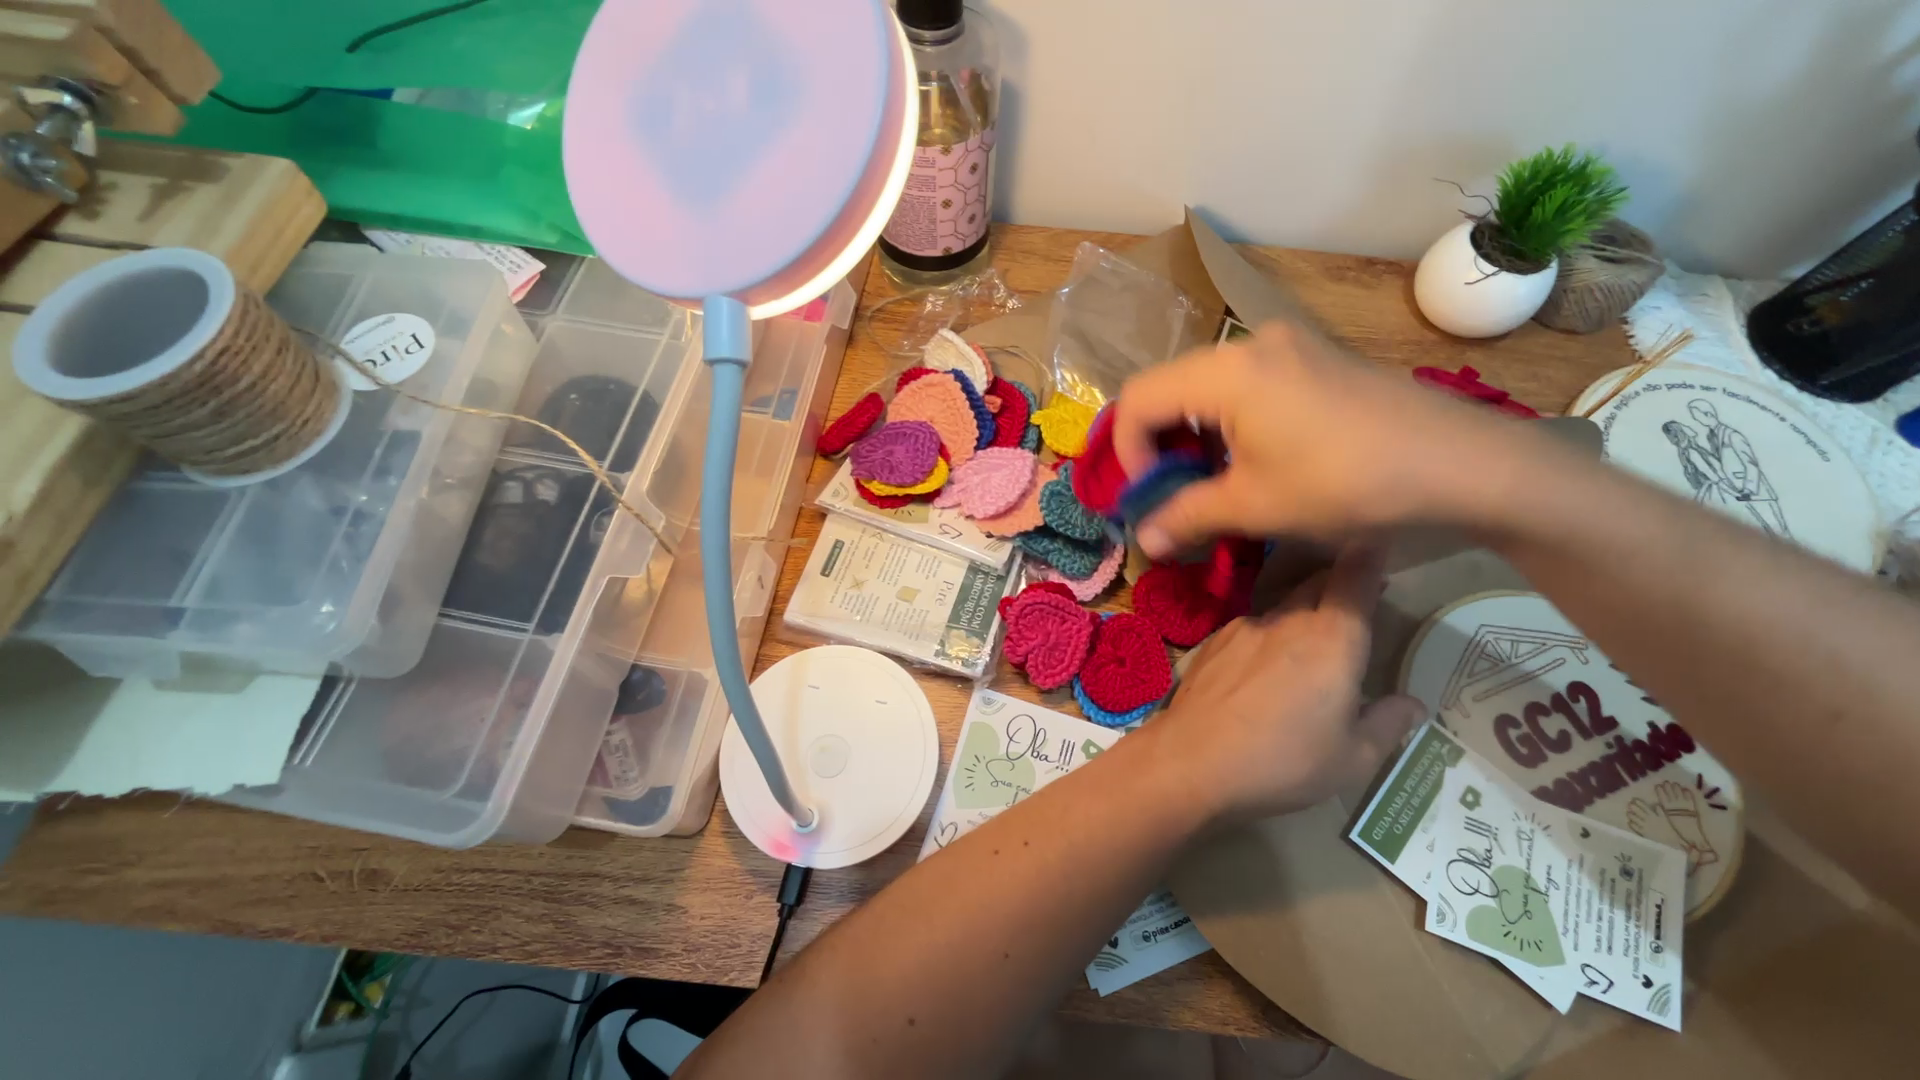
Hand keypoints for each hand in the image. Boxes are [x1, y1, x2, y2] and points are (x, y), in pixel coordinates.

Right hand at [1111, 322, 1531, 558]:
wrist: (1462, 464)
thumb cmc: (1347, 484)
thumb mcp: (1256, 507)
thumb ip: (1187, 517)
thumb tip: (1145, 540)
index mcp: (1226, 372)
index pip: (1137, 399)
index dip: (1127, 453)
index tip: (1148, 498)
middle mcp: (1250, 344)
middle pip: (1169, 388)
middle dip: (1160, 446)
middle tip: (1175, 495)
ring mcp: (1287, 346)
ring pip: (1206, 387)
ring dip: (1195, 437)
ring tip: (1215, 485)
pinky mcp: (1314, 359)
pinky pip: (1244, 386)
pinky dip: (1229, 424)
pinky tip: (1254, 462)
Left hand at [1144, 545, 1426, 823]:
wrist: (1190, 760)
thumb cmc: (1283, 761)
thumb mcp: (1352, 759)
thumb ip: (1386, 724)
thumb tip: (1414, 704)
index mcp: (1333, 638)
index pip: (1356, 577)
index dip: (1369, 560)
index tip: (1378, 550)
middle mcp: (1288, 619)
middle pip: (1317, 583)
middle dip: (1338, 582)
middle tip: (1355, 600)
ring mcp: (1244, 627)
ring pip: (1281, 605)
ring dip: (1300, 612)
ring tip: (1309, 640)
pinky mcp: (1213, 642)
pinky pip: (1250, 627)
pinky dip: (1266, 635)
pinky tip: (1263, 666)